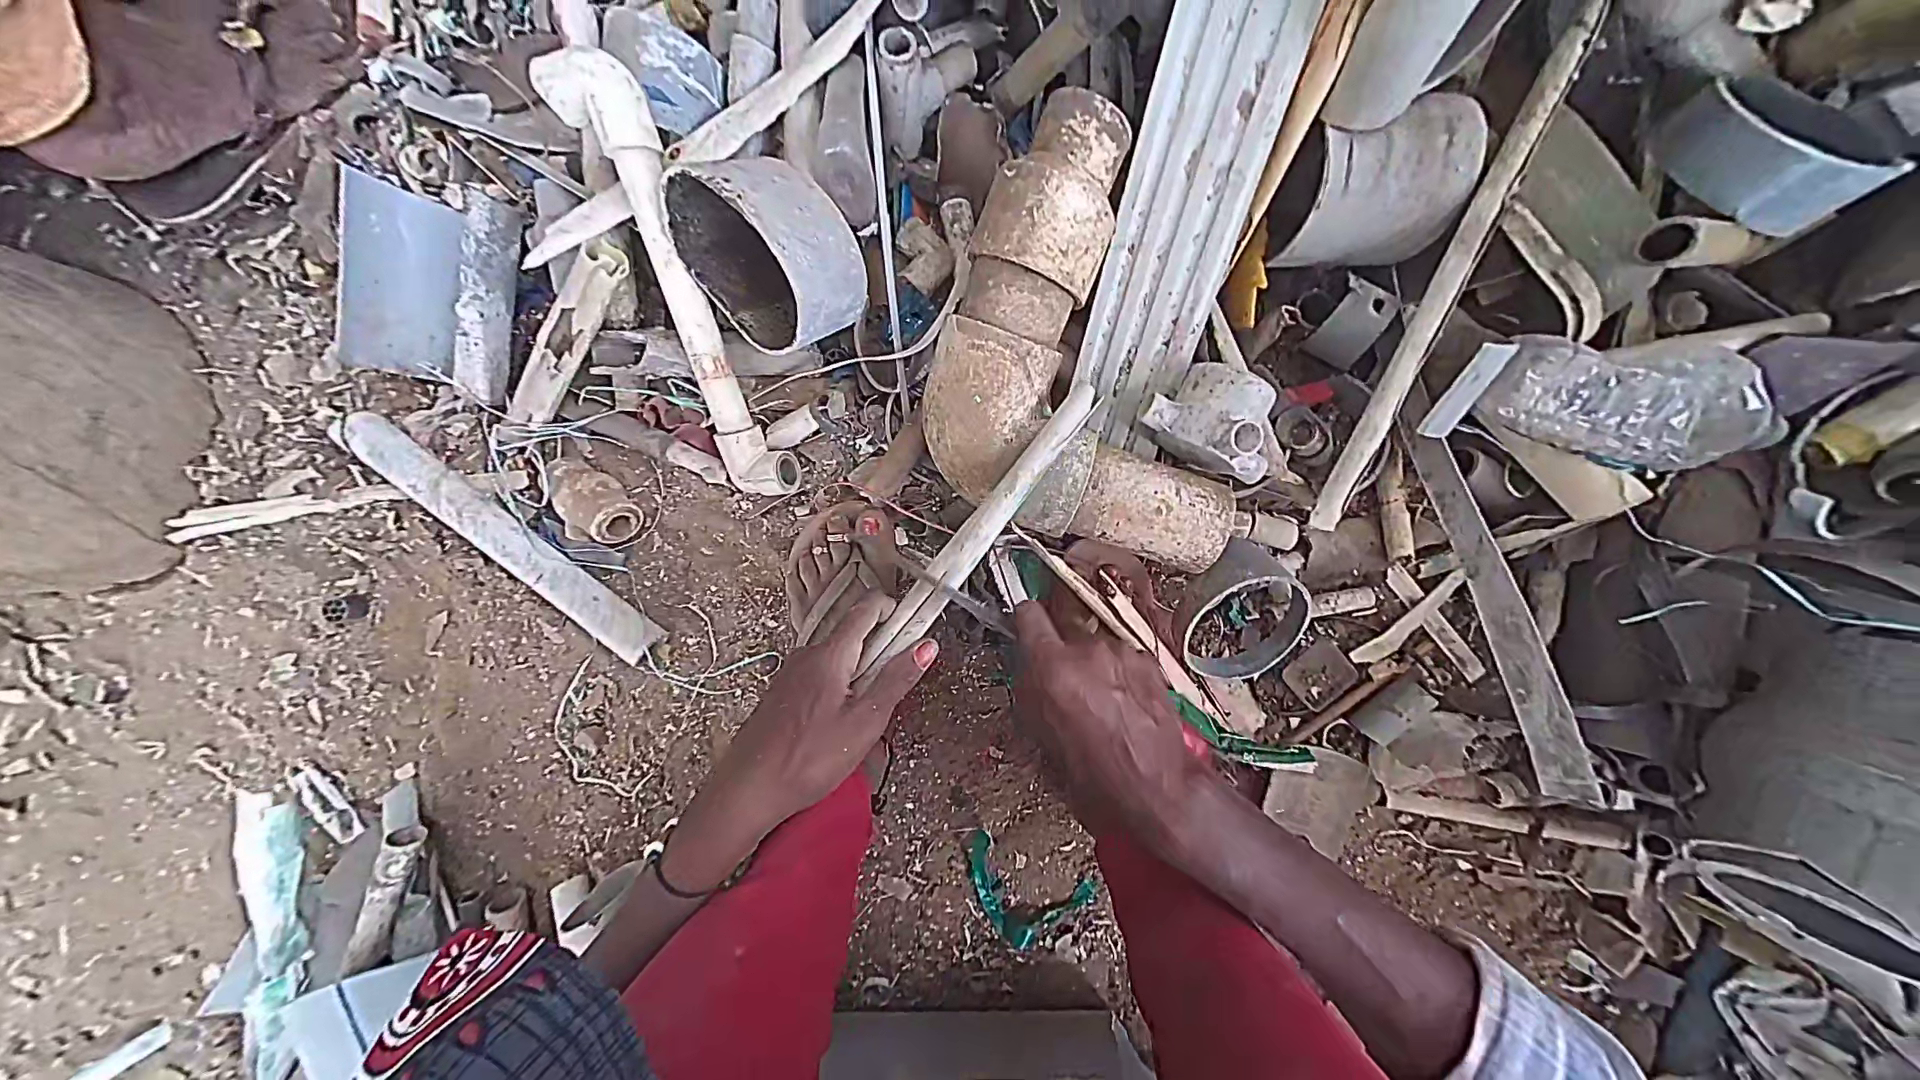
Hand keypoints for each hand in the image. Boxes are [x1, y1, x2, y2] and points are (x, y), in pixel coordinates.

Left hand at [665, 594, 936, 890]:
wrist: (747, 791)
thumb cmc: (805, 761)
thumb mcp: (865, 722)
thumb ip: (896, 680)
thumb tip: (925, 647)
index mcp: (829, 655)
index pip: (866, 608)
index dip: (893, 610)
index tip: (912, 626)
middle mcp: (807, 656)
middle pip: (853, 634)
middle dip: (880, 651)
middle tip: (894, 684)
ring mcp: (792, 674)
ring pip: (837, 658)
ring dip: (860, 673)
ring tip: (868, 713)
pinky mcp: (784, 694)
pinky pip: (821, 676)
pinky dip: (840, 687)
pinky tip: (840, 723)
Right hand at [1011, 601, 1212, 850]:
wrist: (1159, 794)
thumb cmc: (1098, 781)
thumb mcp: (1040, 741)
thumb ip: (1030, 694)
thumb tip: (1027, 675)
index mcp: (1051, 667)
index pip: (1027, 613)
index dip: (1024, 623)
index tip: (1025, 631)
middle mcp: (1088, 650)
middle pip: (1063, 626)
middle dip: (1058, 648)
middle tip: (1059, 680)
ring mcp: (1122, 653)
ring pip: (1094, 643)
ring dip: (1090, 662)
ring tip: (1096, 701)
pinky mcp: (1149, 662)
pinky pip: (1121, 657)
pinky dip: (1117, 673)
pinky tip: (1121, 705)